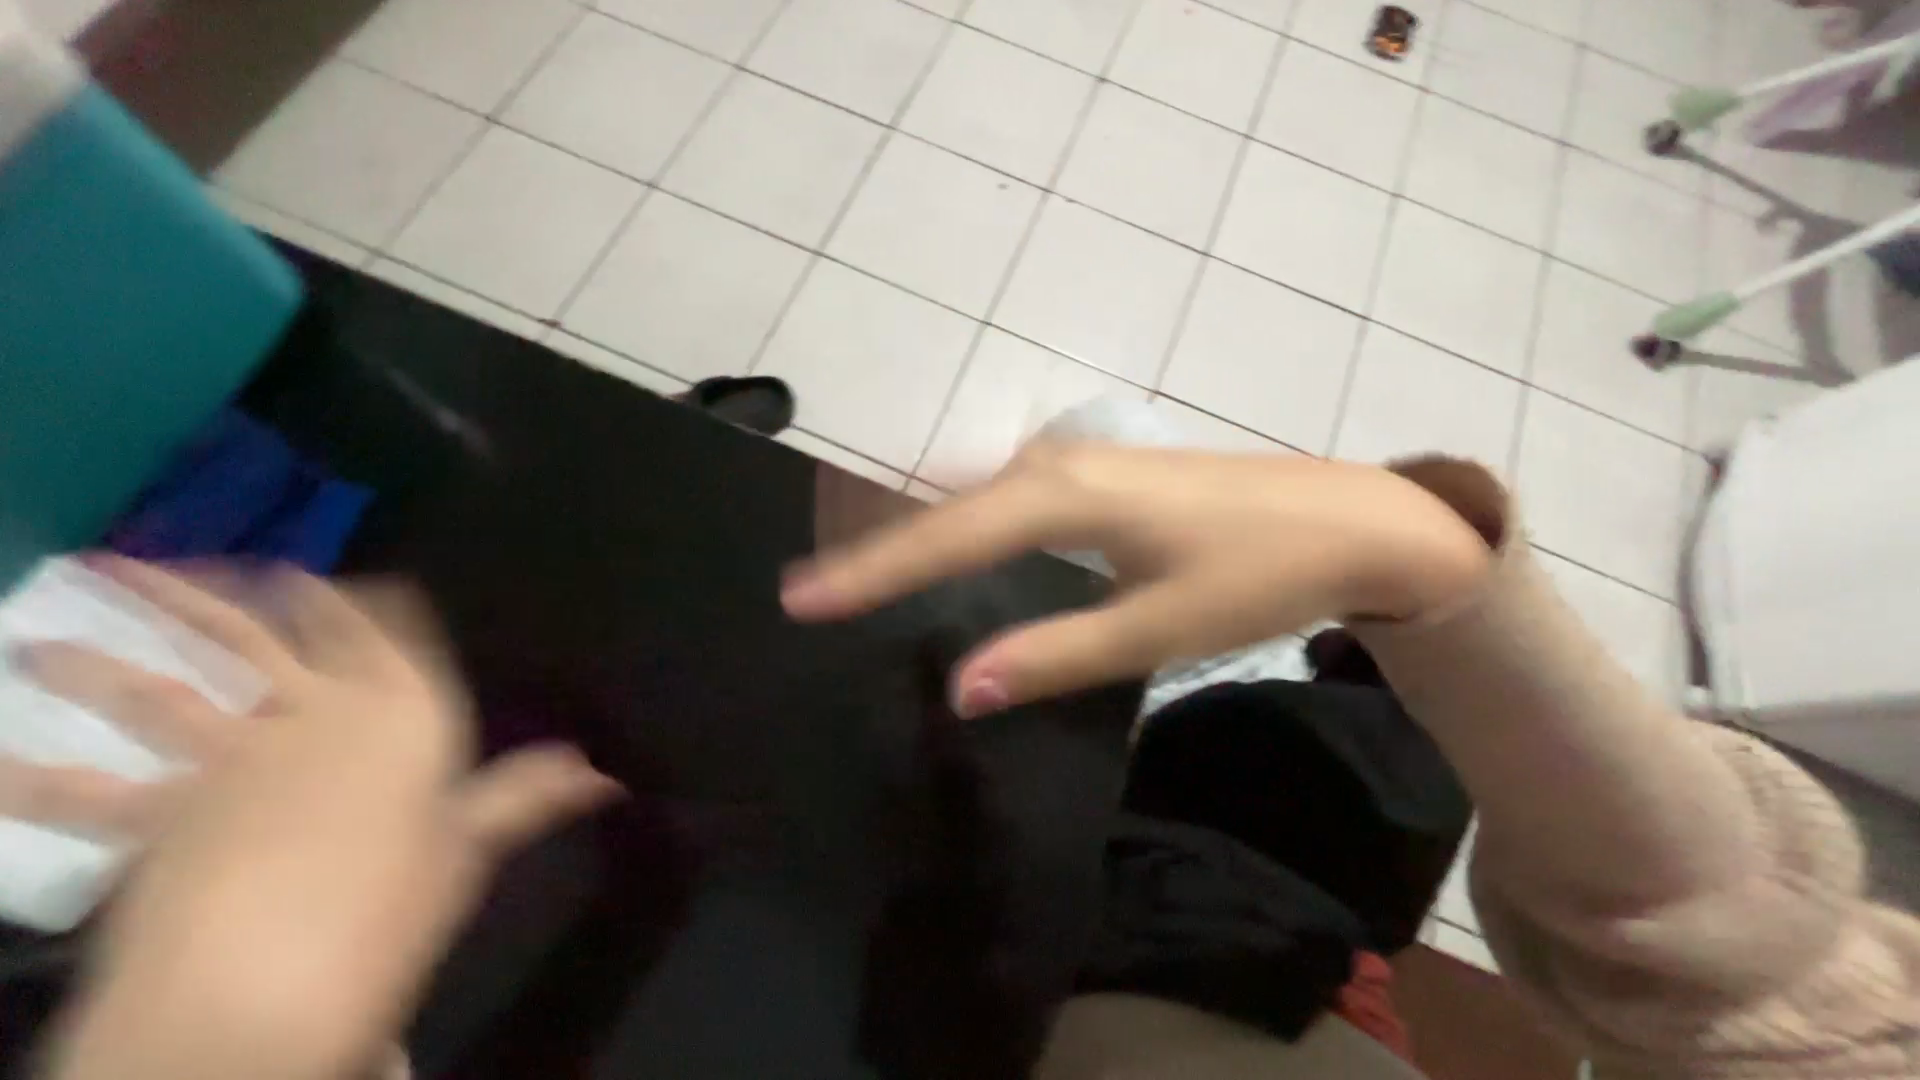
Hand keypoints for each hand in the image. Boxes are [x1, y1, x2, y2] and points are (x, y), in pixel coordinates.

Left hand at [36, 558, 621, 1079]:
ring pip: (171, 690)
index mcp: (400, 707)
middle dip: (218, 596)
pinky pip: (91, 794)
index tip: (327, 573)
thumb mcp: (469, 848)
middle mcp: (315, 710)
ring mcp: (228, 756)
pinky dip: (33, 779)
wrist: (264, 986)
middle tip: (164, 560)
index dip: (357, 595)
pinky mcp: (158, 813)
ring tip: (47, 631)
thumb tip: (605, 773)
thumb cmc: (393, 900)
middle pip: (264, 636)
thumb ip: (523, 796)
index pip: (382, 627)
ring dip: (111, 659)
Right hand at [782, 442, 1491, 716]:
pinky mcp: (1093, 472)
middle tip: (806, 595)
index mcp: (1061, 494)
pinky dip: (955, 526)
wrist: (1352, 519)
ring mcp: (1074, 459)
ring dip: (910, 534)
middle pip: (940, 508)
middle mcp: (1052, 462)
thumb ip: (1053, 655)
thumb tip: (958, 689)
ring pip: (967, 497)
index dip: (867, 572)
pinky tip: (939, 552)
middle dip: (871, 547)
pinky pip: (998, 497)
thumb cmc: (1256, 574)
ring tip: (849, 576)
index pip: (941, 538)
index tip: (796, 599)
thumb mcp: (1155, 628)